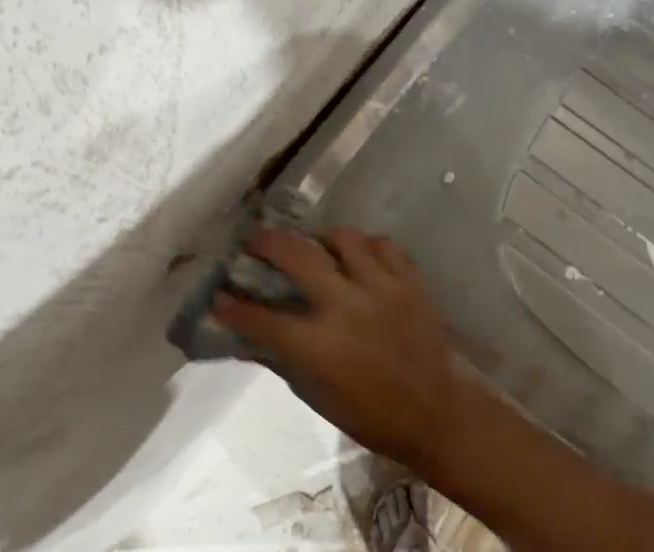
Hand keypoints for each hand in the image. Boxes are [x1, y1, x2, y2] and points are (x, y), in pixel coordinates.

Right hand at [213, 228, 472, 469]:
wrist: (434, 411)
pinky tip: (358, 256)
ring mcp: (382, 287)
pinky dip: (365, 245)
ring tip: (315, 247)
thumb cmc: (370, 414)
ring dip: (321, 239)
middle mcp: (347, 306)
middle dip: (268, 243)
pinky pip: (383, 244)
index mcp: (318, 346)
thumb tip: (246, 341)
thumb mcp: (317, 396)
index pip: (261, 318)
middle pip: (298, 255)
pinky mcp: (410, 280)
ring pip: (344, 238)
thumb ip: (281, 361)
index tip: (219, 294)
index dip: (233, 306)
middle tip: (254, 241)